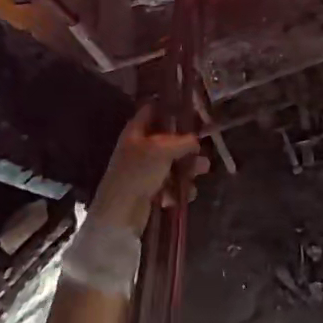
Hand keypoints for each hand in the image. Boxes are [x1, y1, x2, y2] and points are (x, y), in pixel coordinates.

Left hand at [88, 106, 208, 233]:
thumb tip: (196, 141)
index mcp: (136, 131)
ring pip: (171, 162)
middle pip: (167, 138)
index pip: (152, 109)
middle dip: (187, 144)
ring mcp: (143, 170)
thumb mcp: (162, 150)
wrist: (119, 215)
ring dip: (188, 167)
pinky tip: (186, 194)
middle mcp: (139, 147)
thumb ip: (183, 142)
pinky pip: (169, 183)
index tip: (191, 108)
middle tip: (202, 146)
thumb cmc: (138, 173)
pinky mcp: (148, 190)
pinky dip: (178, 188)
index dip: (170, 106)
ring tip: (202, 171)